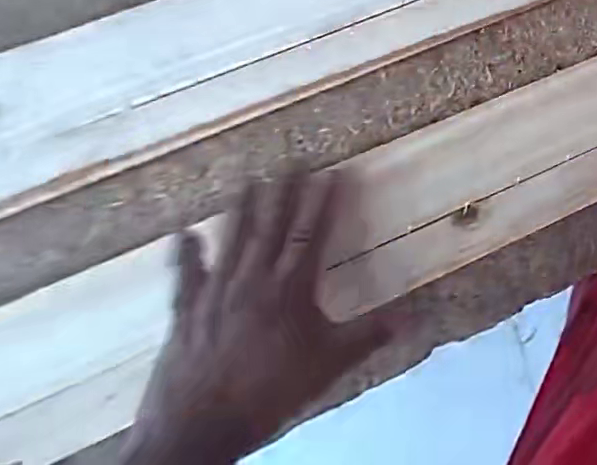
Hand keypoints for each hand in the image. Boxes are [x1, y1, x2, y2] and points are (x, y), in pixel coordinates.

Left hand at [122, 173, 395, 463]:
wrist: (194, 435)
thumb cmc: (269, 393)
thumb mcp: (329, 364)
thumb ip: (370, 335)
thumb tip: (416, 315)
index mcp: (290, 290)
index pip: (312, 235)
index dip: (324, 202)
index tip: (333, 173)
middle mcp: (254, 283)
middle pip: (273, 229)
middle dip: (285, 194)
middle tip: (291, 162)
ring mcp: (216, 297)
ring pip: (233, 244)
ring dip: (242, 211)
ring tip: (249, 180)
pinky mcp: (186, 317)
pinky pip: (186, 280)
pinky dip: (184, 255)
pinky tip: (181, 233)